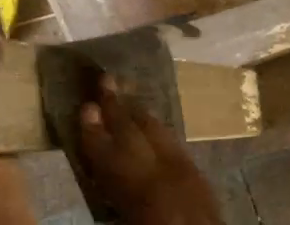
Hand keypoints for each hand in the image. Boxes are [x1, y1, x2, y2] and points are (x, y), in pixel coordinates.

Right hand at [77, 75, 222, 224]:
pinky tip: (154, 133)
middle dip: (121, 109)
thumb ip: (111, 201)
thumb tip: (94, 169)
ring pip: (165, 139)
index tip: (82, 107)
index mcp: (147, 197)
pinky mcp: (207, 190)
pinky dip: (163, 137)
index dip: (96, 134)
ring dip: (143, 117)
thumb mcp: (127, 221)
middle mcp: (172, 181)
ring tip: (124, 97)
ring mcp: (194, 183)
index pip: (115, 158)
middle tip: (104, 79)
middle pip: (142, 137)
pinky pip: (180, 152)